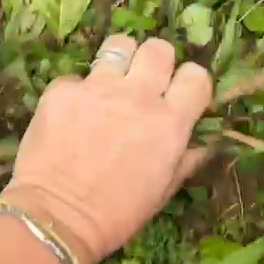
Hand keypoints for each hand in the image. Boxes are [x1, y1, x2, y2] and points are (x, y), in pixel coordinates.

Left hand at [0, 36, 214, 263]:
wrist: (56, 218)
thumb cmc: (116, 214)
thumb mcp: (162, 190)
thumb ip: (186, 158)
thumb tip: (206, 140)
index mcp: (169, 123)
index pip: (196, 76)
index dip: (190, 81)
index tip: (180, 92)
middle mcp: (137, 97)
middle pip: (158, 49)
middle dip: (155, 60)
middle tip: (144, 79)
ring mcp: (97, 88)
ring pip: (118, 45)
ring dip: (118, 60)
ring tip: (110, 80)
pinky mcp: (62, 89)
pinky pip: (77, 76)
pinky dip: (77, 91)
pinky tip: (71, 114)